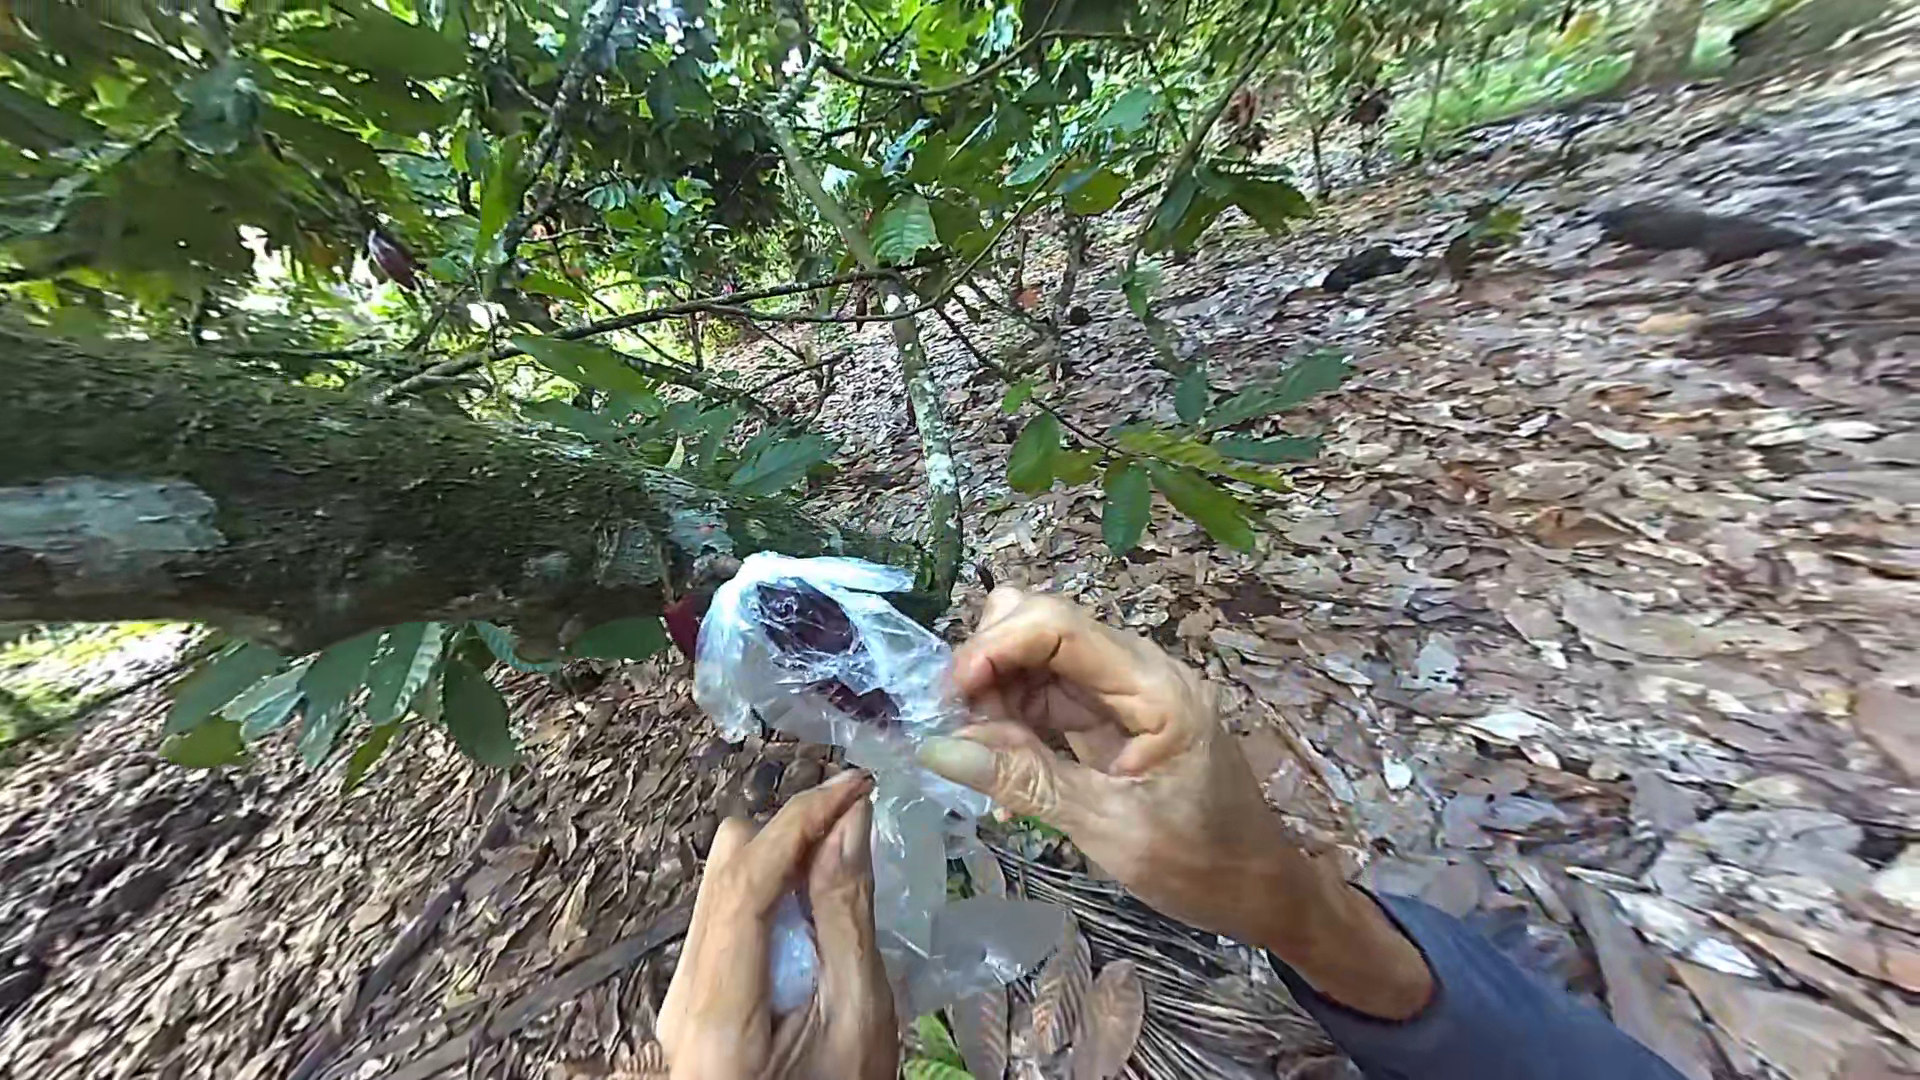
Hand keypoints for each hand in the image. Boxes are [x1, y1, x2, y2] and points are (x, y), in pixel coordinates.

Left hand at [659, 771, 897, 1079]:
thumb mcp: (857, 1021)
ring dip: (788, 850)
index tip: (857, 784)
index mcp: (716, 1016)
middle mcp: (682, 993)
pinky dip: (778, 880)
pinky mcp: (699, 989)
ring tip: (842, 859)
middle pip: (725, 867)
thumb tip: (851, 817)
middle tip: (855, 824)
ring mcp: (684, 991)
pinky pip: (732, 905)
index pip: (744, 883)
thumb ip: (847, 915)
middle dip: (795, 829)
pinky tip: (816, 899)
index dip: (802, 818)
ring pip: (725, 877)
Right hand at [917, 588, 1431, 1019]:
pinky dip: (1010, 719)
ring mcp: (1116, 686)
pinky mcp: (1102, 709)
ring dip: (994, 694)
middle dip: (989, 664)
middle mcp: (1132, 667)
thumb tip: (935, 751)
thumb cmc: (1201, 863)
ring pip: (1033, 655)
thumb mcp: (1110, 829)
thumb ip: (1025, 781)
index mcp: (1152, 685)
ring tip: (981, 753)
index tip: (950, 694)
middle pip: (1041, 624)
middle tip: (961, 726)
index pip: (1059, 625)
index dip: (994, 645)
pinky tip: (1001, 765)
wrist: (1260, 888)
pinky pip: (1040, 692)